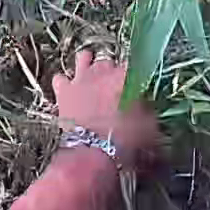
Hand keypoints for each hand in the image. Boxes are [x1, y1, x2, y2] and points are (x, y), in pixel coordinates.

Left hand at [52, 50, 159, 164]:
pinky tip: (68, 88)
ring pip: (83, 58)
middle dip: (112, 71)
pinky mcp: (64, 91)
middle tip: (115, 87)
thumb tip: (147, 108)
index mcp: (127, 76)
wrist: (93, 151)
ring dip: (87, 64)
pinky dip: (64, 82)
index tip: (139, 88)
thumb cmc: (122, 139)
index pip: (135, 67)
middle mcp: (103, 71)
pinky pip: (60, 78)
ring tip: (91, 75)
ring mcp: (81, 79)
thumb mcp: (148, 125)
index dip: (137, 78)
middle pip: (109, 62)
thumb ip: (148, 110)